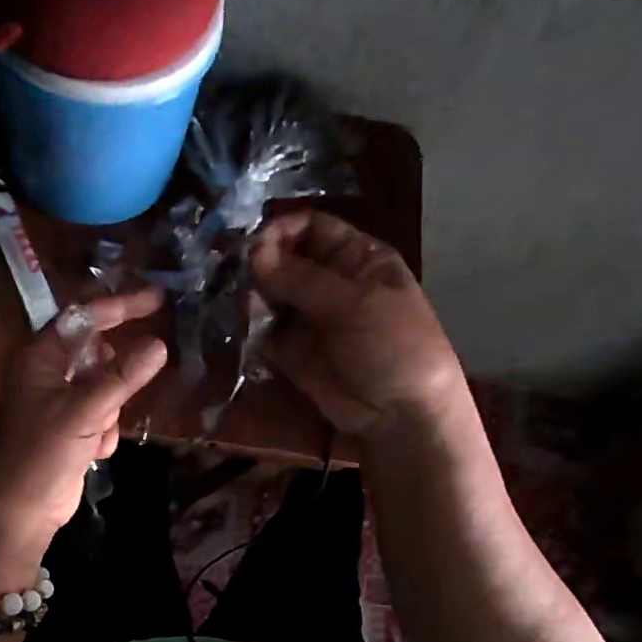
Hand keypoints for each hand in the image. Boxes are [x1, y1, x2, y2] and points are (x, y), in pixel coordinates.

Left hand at [0, 290, 167, 589]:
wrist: (23, 511)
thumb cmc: (42, 455)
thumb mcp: (85, 412)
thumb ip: (122, 377)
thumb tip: (159, 345)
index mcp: (39, 357)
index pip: (84, 318)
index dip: (121, 306)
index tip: (158, 300)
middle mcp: (47, 373)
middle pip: (99, 355)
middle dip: (111, 383)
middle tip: (106, 407)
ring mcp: (58, 400)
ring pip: (106, 388)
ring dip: (108, 414)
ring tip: (91, 437)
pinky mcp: (70, 426)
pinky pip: (103, 414)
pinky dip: (103, 432)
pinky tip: (91, 452)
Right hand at [250, 211, 462, 439]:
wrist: (398, 414)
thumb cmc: (391, 346)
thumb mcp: (353, 303)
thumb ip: (301, 278)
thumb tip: (253, 252)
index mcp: (355, 258)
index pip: (310, 227)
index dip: (282, 231)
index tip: (255, 247)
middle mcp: (327, 281)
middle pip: (282, 258)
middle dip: (260, 264)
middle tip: (243, 280)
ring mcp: (307, 317)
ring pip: (267, 293)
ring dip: (252, 296)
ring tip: (247, 309)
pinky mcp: (289, 350)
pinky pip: (262, 330)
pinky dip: (250, 327)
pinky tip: (247, 329)